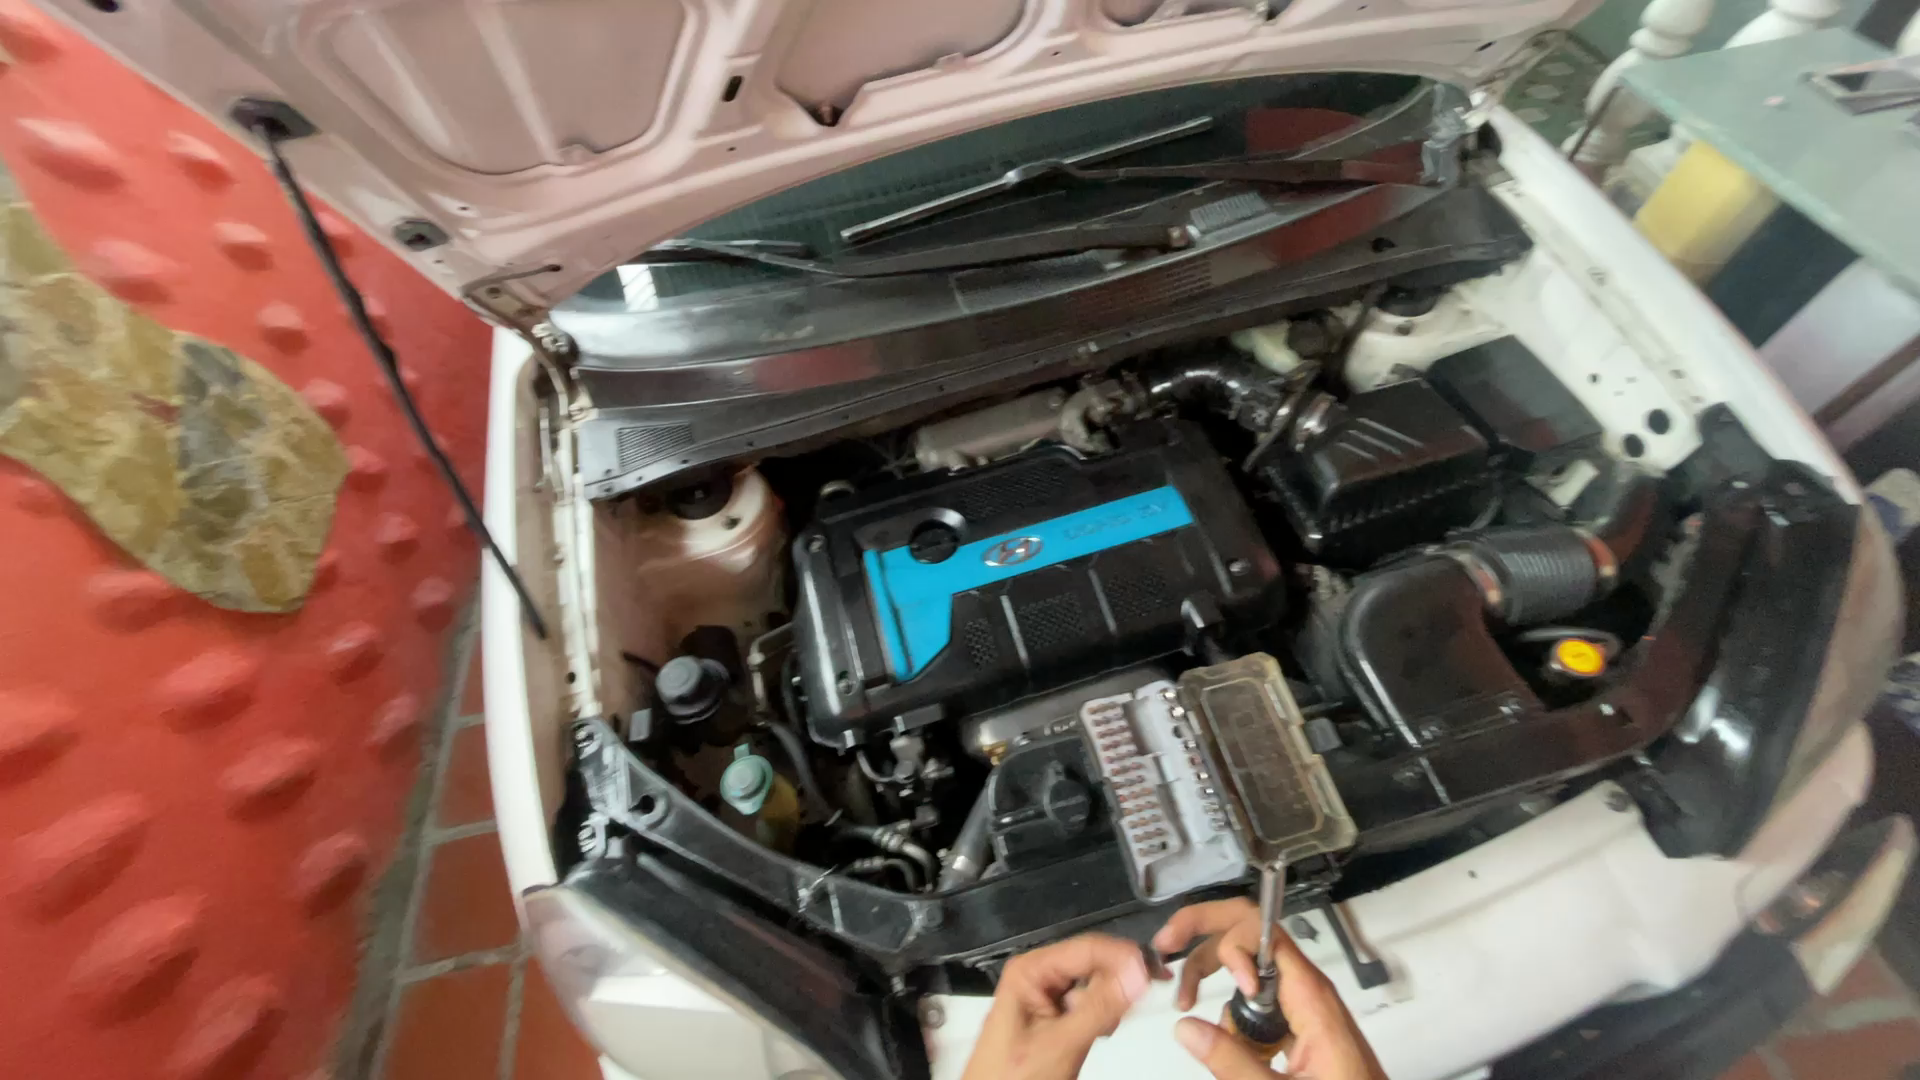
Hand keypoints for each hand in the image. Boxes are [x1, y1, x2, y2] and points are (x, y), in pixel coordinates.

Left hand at [960, 934, 1152, 1079]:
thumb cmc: (1014, 1077)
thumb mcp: (1060, 1045)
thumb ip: (1099, 1008)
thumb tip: (1138, 973)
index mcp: (1031, 968)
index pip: (1086, 948)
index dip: (1123, 956)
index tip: (1156, 972)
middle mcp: (1038, 972)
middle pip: (1090, 961)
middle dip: (1119, 976)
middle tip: (1154, 990)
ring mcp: (1044, 993)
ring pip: (1091, 981)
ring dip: (1110, 997)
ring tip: (1115, 1020)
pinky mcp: (1051, 1014)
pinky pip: (1085, 1001)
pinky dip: (1100, 1013)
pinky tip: (1102, 1029)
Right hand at [1153, 899, 1386, 1079]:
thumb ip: (1233, 1063)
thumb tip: (1182, 1025)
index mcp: (1309, 995)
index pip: (1261, 928)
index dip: (1227, 939)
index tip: (1210, 982)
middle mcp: (1305, 988)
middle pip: (1247, 930)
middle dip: (1202, 932)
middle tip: (1165, 947)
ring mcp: (1302, 1004)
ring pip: (1247, 963)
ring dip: (1210, 972)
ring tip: (1184, 1002)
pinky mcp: (1299, 1024)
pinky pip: (1257, 997)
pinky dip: (1230, 1006)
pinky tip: (1223, 1037)